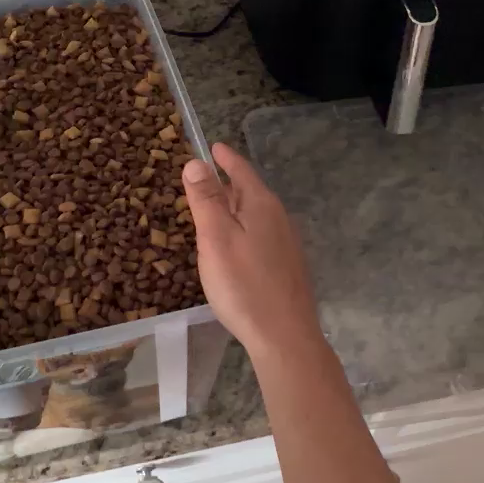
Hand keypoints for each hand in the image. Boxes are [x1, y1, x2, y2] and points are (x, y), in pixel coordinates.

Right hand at [182, 143, 327, 365]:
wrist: (285, 337)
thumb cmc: (244, 285)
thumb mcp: (215, 239)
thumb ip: (206, 200)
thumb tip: (196, 162)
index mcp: (261, 205)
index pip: (241, 171)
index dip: (225, 158)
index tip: (213, 146)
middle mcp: (279, 218)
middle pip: (250, 192)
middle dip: (229, 183)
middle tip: (206, 178)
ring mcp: (287, 244)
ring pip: (256, 215)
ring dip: (236, 208)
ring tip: (216, 209)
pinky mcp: (287, 267)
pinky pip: (262, 235)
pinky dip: (244, 229)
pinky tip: (235, 246)